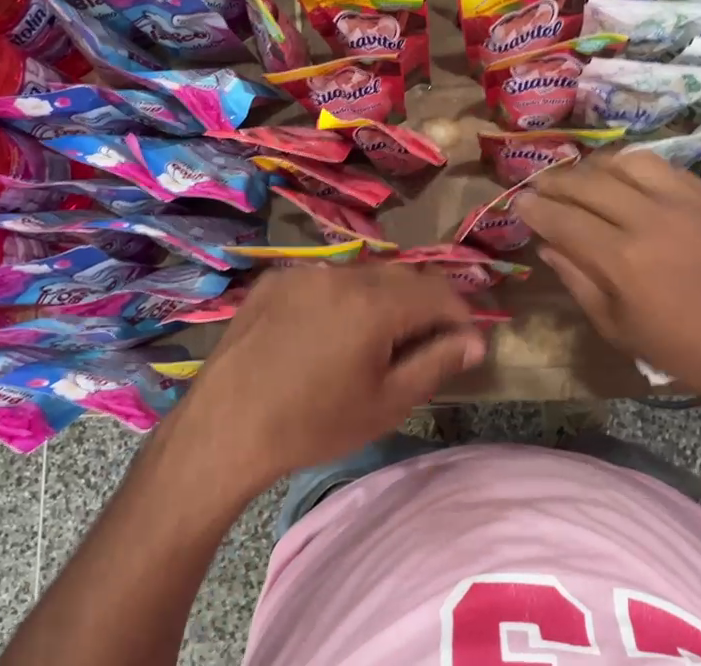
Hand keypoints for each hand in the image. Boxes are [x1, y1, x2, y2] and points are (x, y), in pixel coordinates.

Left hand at [169, 264, 485, 491]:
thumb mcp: (387, 403)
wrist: (226, 428)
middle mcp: (341, 274)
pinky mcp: (273, 281)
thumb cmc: (314, 424)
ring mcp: (302, 272)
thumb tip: (474, 341)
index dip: (460, 316)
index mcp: (374, 302)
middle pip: (401, 278)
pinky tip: (327, 335)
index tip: (465, 344)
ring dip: (381, 300)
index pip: (438, 292)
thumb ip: (437, 363)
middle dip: (423, 306)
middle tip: (424, 346)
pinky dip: (340, 300)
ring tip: (374, 342)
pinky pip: (324, 281)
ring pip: (361, 276)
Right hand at [515, 149, 700, 412]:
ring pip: (626, 163)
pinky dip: (636, 168)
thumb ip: (576, 279)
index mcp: (622, 260)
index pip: (563, 219)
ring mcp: (686, 203)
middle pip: (589, 183)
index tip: (518, 202)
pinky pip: (665, 167)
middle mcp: (651, 220)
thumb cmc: (679, 349)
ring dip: (595, 167)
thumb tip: (547, 245)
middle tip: (540, 185)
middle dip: (556, 181)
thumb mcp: (614, 325)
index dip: (534, 208)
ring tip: (582, 177)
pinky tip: (626, 180)